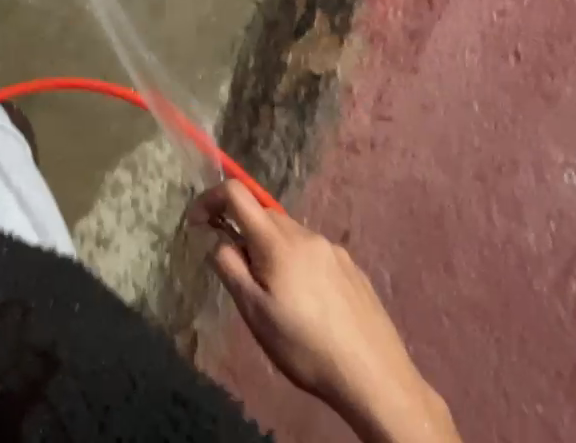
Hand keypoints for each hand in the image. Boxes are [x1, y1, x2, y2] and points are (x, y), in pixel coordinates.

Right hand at [190, 181, 458, 442]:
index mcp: (278, 242)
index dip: (209, 199)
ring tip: (276, 297)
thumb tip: (221, 240)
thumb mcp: (254, 311)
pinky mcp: (354, 271)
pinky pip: (312, 253)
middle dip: (241, 232)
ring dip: (270, 250)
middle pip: (263, 214)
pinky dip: (296, 264)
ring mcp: (335, 252)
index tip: (198, 224)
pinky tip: (307, 304)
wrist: (377, 381)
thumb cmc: (305, 347)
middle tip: (240, 275)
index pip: (236, 193)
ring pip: (289, 235)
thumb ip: (229, 266)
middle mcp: (307, 236)